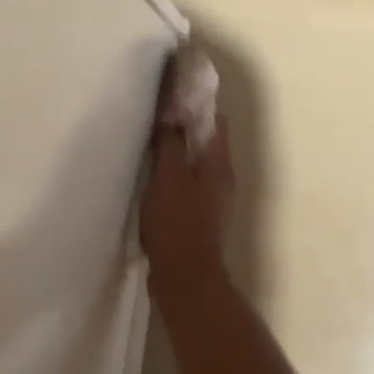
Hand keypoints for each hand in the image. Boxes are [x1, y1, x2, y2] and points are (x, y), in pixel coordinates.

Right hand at [140, 116, 233, 300]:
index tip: (171, 94)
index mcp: (219, 162)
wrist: (186, 278)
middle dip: (184, 126)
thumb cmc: (178, 223)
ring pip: (196, 162)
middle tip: (155, 116)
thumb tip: (171, 115)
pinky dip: (174, 174)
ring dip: (177, 151)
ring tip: (150, 143)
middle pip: (206, 140)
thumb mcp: (169, 176)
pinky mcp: (201, 216)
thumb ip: (171, 143)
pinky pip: (188, 183)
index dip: (194, 103)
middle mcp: (223, 177)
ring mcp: (214, 198)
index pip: (214, 119)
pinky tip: (152, 177)